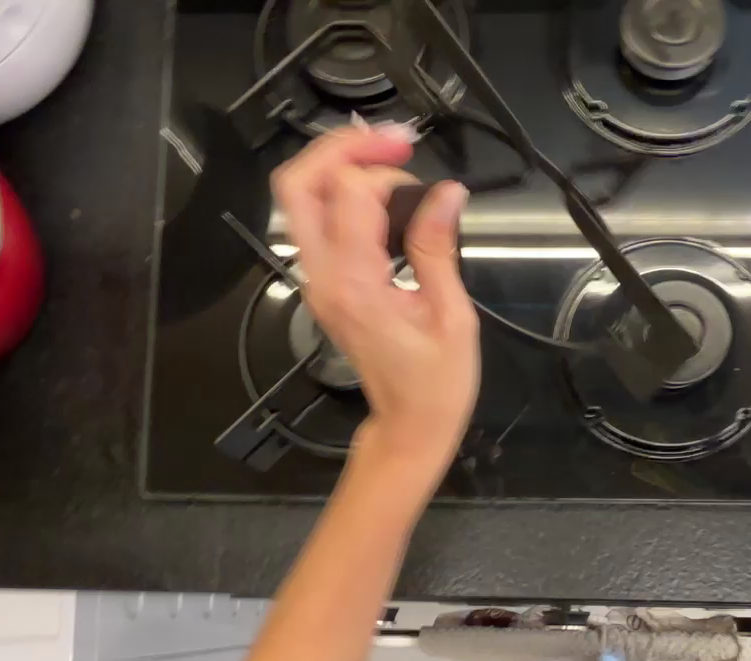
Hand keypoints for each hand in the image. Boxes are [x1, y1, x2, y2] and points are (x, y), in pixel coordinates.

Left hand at [271, 127, 478, 471]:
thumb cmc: (435, 386)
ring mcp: (318, 284)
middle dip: (342, 149)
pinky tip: (383, 199)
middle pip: (299, 184)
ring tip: (389, 164)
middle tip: (391, 144)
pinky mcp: (325, 288)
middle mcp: (323, 279)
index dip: (390, 175)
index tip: (430, 188)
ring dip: (339, 169)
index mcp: (355, 285)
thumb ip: (438, 248)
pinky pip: (317, 225)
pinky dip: (343, 198)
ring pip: (300, 200)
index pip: (351, 193)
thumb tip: (447, 193)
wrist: (408, 426)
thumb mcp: (451, 316)